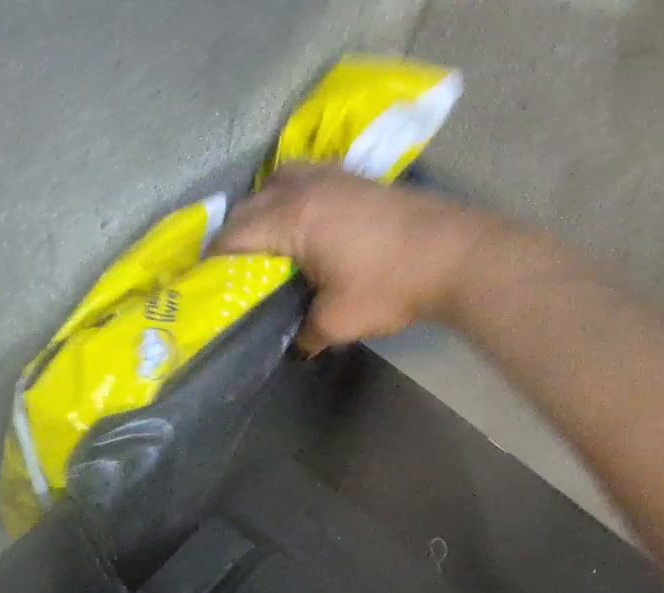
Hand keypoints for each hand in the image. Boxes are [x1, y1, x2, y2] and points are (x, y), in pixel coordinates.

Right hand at [213, 166, 560, 352]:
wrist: (458, 255)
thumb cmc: (392, 286)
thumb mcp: (340, 320)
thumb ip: (308, 332)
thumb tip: (298, 344)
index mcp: (292, 218)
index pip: (235, 235)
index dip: (214, 261)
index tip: (205, 284)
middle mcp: (306, 188)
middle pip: (251, 204)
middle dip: (234, 235)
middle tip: (229, 271)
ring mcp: (334, 176)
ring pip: (278, 182)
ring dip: (263, 209)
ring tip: (263, 243)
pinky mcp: (357, 179)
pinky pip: (306, 179)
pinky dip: (291, 199)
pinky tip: (302, 227)